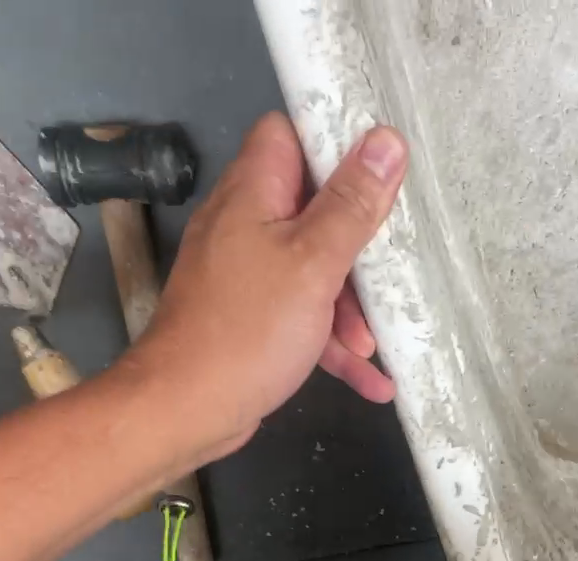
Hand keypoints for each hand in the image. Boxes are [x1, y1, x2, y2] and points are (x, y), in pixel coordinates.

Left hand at [131, 112, 407, 457]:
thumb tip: (388, 141)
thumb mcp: (314, 262)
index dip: (333, 145)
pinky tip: (373, 382)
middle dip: (357, 244)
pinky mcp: (254, 320)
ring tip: (372, 345)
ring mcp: (248, 275)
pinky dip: (333, 344)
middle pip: (313, 210)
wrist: (188, 408)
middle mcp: (246, 225)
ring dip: (350, 307)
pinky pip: (303, 318)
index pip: (289, 135)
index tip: (379, 174)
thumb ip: (352, 205)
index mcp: (253, 193)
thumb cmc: (251, 328)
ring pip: (313, 270)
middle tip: (389, 267)